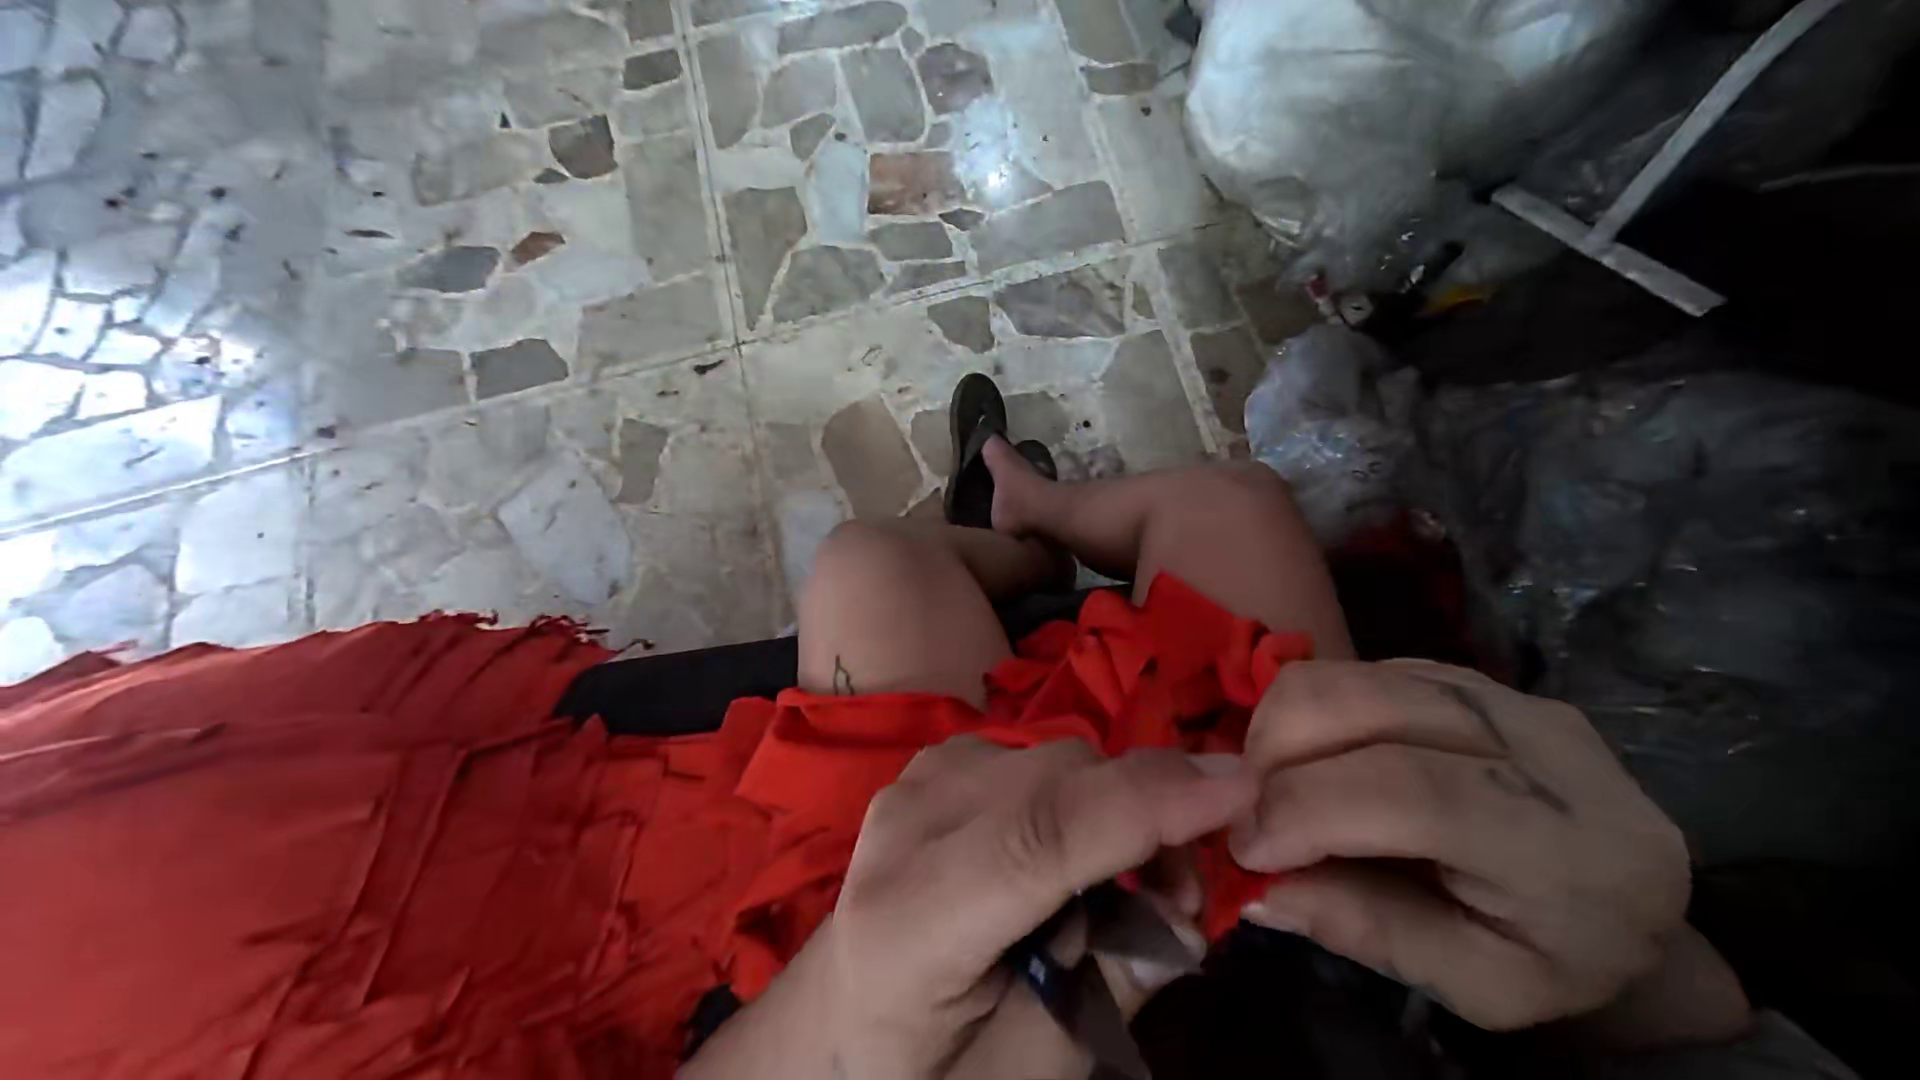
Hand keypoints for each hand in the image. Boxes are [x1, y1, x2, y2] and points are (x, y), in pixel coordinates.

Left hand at [830, 737, 1253, 1077]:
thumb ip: (1111, 985)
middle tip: (1180, 896)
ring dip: (1114, 802)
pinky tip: (1065, 848)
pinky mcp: (932, 765)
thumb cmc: (933, 1065)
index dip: (1142, 805)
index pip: (1037, 836)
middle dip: (1145, 815)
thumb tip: (1188, 909)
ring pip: (1053, 757)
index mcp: (910, 916)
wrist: (841, 1016)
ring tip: (1125, 880)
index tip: (1242, 787)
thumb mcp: (1029, 1066)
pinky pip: (1031, 756)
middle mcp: (906, 823)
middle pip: (1056, 780)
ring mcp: (915, 781)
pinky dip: (1075, 793)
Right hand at [1229, 660, 1694, 1031]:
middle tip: (1247, 811)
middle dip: (1272, 755)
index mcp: (1569, 844)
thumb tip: (1254, 890)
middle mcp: (1539, 742)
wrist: (1624, 888)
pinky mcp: (1457, 671)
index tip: (1244, 848)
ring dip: (1277, 725)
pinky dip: (1304, 711)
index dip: (1303, 810)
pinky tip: (1313, 758)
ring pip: (1341, 675)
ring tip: (1272, 782)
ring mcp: (1496, 692)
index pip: (1408, 792)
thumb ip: (1366, 932)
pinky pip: (1349, 669)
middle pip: (1359, 706)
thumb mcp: (1479, 987)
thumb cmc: (1555, 953)